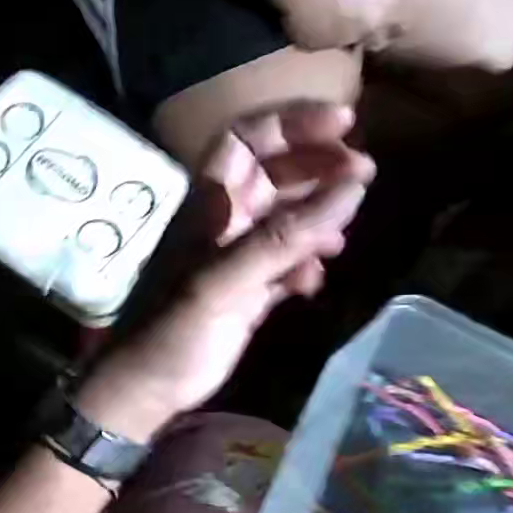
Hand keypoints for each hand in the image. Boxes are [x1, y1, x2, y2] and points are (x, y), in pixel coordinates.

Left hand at [77, 103, 374, 439]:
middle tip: (364, 177)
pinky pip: (285, 263)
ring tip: (341, 239)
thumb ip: (283, 237)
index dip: (292, 123)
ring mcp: (235, 259)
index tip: (345, 123)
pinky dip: (304, 266)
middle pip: (276, 174)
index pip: (247, 140)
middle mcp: (223, 223)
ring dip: (318, 220)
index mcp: (207, 205)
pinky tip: (312, 284)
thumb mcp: (223, 281)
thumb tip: (352, 187)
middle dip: (318, 169)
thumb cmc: (174, 332)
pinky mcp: (246, 293)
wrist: (148, 389)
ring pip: (286, 219)